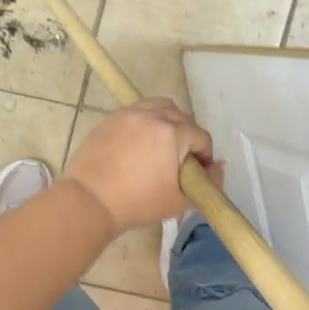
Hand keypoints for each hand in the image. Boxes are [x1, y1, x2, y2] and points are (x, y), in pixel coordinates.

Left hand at [63, 98, 216, 232]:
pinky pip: (136, 111)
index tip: (196, 173)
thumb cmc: (137, 203)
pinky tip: (139, 142)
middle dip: (187, 137)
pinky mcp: (110, 119)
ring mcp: (128, 114)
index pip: (201, 137)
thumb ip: (209, 182)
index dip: (204, 157)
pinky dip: (144, 121)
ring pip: (159, 107)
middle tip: (179, 161)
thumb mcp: (180, 200)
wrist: (90, 200)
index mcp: (174, 132)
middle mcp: (153, 115)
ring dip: (167, 122)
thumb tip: (218, 166)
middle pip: (182, 118)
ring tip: (161, 145)